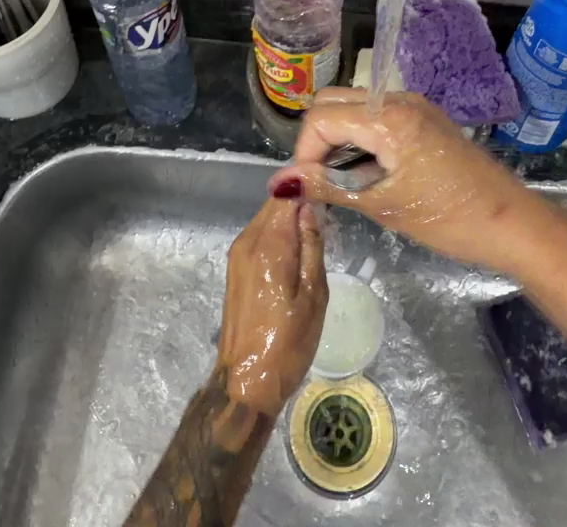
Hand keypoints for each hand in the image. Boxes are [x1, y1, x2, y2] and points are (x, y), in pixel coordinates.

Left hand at [216, 197, 326, 415]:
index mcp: (268, 246)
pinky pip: (260, 236)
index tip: (330, 185)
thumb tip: (311, 208)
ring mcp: (237, 254)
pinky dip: (278, 234)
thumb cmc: (288, 343)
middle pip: (275, 205)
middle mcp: (247, 242)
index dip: (307, 185)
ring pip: (267, 219)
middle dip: (300, 201)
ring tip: (318, 230)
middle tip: (330, 211)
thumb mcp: (314, 295)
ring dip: (290, 219)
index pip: (286, 195)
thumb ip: (313, 247)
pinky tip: (298, 249)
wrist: (248, 381)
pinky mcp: (235, 268)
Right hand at [272, 88, 559, 274]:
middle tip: (318, 180)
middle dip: (316, 138)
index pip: (322, 118)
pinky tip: (364, 171)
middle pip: (333, 102)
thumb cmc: (449, 219)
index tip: (305, 186)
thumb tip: (282, 183)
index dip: (304, 151)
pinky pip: (376, 115)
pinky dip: (360, 136)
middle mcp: (398, 100)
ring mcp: (414, 106)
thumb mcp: (383, 205)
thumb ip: (330, 186)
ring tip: (338, 179)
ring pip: (354, 107)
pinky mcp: (424, 118)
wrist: (512, 224)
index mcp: (388, 117)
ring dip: (338, 137)